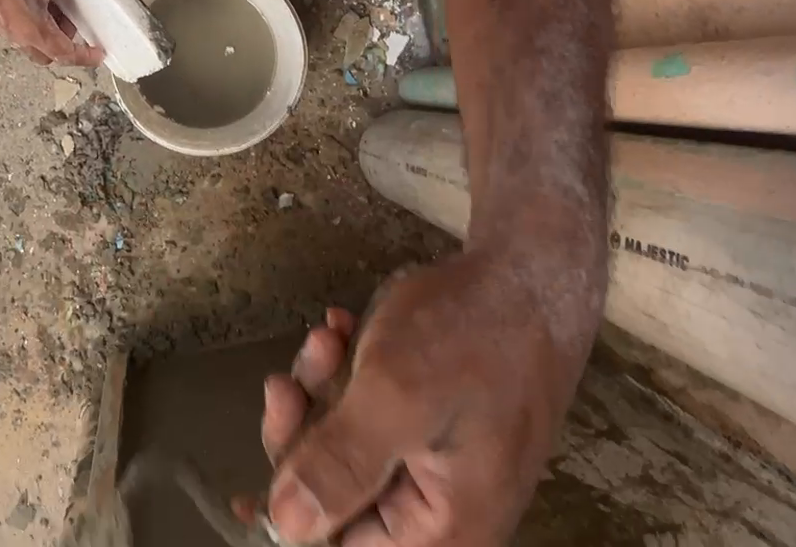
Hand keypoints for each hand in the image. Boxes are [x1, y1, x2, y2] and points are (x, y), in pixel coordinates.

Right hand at [0, 0, 111, 66]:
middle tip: (79, 23)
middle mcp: (15, 35)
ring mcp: (0, 26)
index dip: (85, 57)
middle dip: (66, 43)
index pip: (64, 54)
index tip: (99, 53)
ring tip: (59, 0)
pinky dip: (35, 18)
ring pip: (32, 39)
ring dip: (50, 28)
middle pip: (47, 52)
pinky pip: (19, 26)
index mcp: (32, 30)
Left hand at [263, 249, 601, 545]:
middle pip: (336, 493)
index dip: (293, 497)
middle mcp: (437, 508)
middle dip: (305, 426)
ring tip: (327, 335)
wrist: (524, 275)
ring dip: (323, 386)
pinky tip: (342, 327)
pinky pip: (366, 408)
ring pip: (343, 441)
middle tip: (288, 376)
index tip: (271, 430)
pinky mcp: (424, 419)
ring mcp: (432, 460)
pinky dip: (347, 369)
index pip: (342, 544)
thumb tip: (285, 526)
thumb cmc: (465, 338)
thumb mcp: (395, 399)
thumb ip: (342, 465)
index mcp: (441, 530)